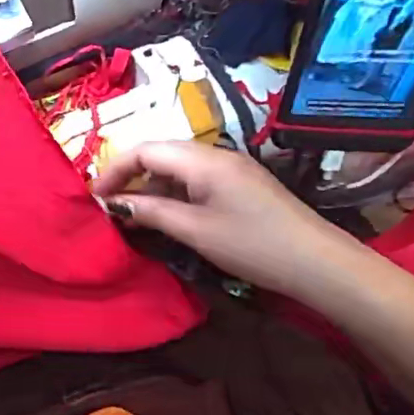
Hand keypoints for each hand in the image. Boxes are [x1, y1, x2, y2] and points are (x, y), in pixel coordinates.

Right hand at [91, 142, 370, 301]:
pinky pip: (191, 179)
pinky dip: (168, 193)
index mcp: (203, 160)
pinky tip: (159, 215)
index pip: (144, 150)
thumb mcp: (193, 230)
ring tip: (127, 214)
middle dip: (127, 175)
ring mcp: (229, 169)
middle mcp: (214, 155)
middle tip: (106, 204)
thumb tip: (112, 204)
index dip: (113, 170)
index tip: (93, 197)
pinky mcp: (237, 185)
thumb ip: (149, 212)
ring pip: (173, 167)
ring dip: (147, 186)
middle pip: (158, 154)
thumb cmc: (252, 245)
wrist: (319, 264)